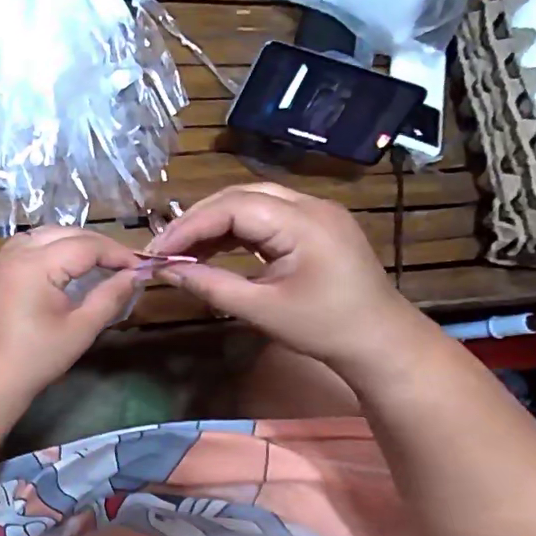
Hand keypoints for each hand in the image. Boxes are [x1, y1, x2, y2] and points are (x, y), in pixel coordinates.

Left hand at [0, 227, 144, 402]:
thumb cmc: (37, 358)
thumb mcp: (81, 328)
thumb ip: (110, 296)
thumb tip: (135, 275)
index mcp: (35, 265)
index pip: (85, 245)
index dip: (116, 253)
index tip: (140, 266)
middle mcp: (15, 253)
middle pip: (65, 233)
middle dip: (97, 245)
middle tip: (124, 264)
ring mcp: (1, 260)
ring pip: (45, 235)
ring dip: (73, 242)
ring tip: (99, 262)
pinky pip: (28, 246)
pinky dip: (51, 248)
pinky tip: (66, 265)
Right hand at [148, 183, 426, 370]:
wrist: (378, 339)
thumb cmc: (323, 328)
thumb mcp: (260, 310)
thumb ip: (210, 286)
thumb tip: (165, 271)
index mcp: (303, 223)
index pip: (232, 207)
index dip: (189, 226)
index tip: (157, 252)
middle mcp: (310, 205)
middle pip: (239, 195)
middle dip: (196, 220)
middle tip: (163, 248)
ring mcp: (314, 212)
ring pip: (250, 201)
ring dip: (213, 222)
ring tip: (181, 250)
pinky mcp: (313, 225)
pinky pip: (265, 216)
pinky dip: (233, 229)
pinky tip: (211, 249)